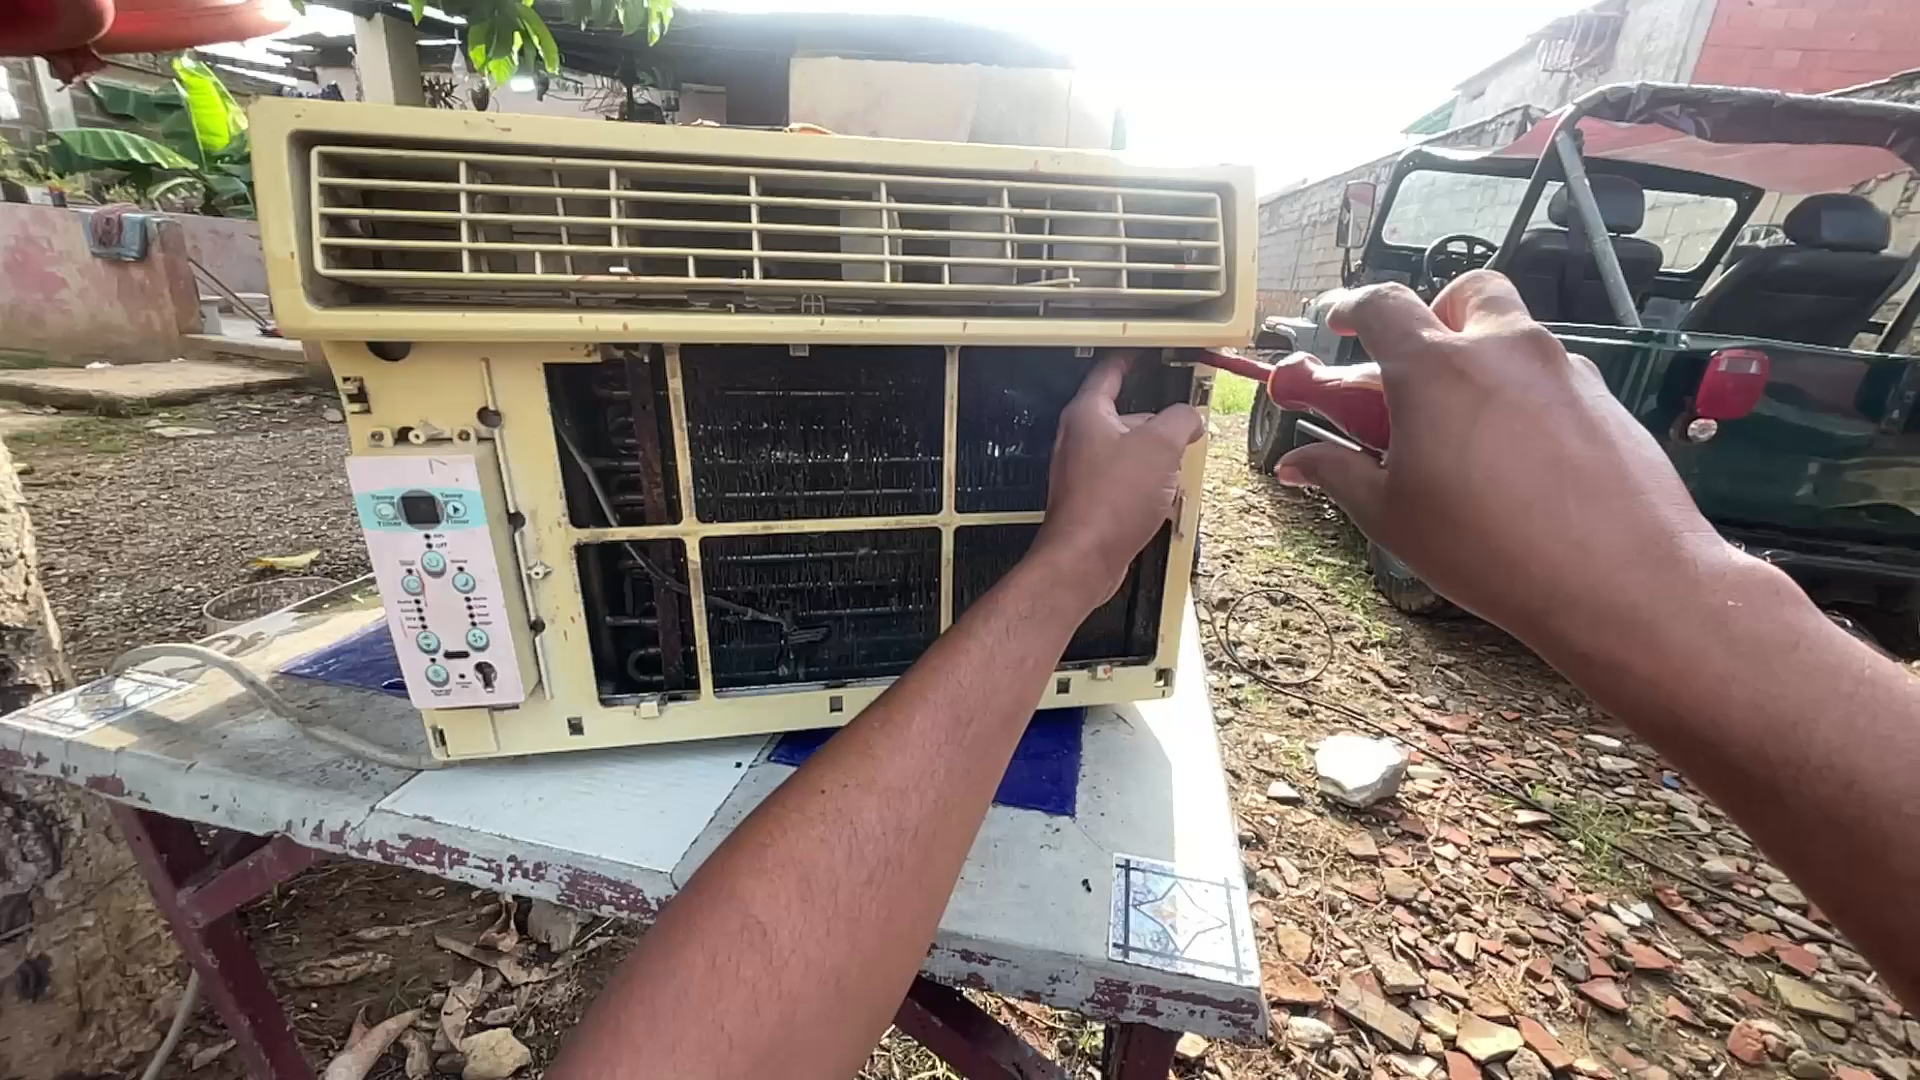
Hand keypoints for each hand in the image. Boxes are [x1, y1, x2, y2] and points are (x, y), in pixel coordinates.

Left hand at [1032, 353, 1204, 608]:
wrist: (1086, 558)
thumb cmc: (1108, 503)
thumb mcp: (1161, 446)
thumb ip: (1181, 420)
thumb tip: (1191, 417)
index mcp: (1087, 414)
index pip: (1110, 371)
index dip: (1132, 357)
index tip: (1147, 350)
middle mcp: (1080, 440)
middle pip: (1128, 416)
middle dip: (1160, 423)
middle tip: (1185, 425)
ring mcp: (1084, 472)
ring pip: (1131, 453)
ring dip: (1158, 460)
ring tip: (1175, 473)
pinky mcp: (1093, 500)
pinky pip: (1127, 483)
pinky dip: (1148, 487)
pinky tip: (1162, 501)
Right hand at [1275, 271, 1732, 646]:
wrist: (1621, 581)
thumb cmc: (1481, 546)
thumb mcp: (1386, 513)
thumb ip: (1335, 472)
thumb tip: (1293, 464)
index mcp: (1435, 370)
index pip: (1383, 306)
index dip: (1352, 307)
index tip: (1339, 323)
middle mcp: (1503, 350)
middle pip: (1465, 294)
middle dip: (1432, 316)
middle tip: (1412, 370)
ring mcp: (1563, 370)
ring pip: (1510, 336)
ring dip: (1474, 360)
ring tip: (1457, 432)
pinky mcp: (1604, 400)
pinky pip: (1546, 376)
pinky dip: (1514, 395)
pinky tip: (1509, 460)